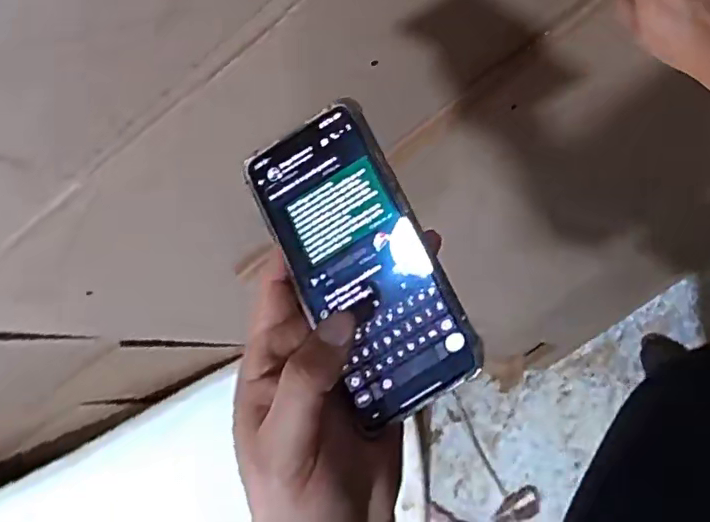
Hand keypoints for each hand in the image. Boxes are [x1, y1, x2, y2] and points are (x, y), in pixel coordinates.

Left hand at [233, 234, 436, 521]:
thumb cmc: (291, 499)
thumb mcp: (283, 439)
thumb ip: (306, 378)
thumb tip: (343, 315)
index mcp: (273, 360)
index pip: (277, 293)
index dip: (294, 252)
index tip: (324, 217)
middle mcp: (311, 352)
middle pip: (332, 293)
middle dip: (356, 258)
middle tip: (386, 223)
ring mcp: (350, 366)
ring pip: (371, 312)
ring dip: (393, 282)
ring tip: (419, 246)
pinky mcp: (385, 382)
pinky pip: (399, 341)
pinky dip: (418, 317)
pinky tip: (436, 294)